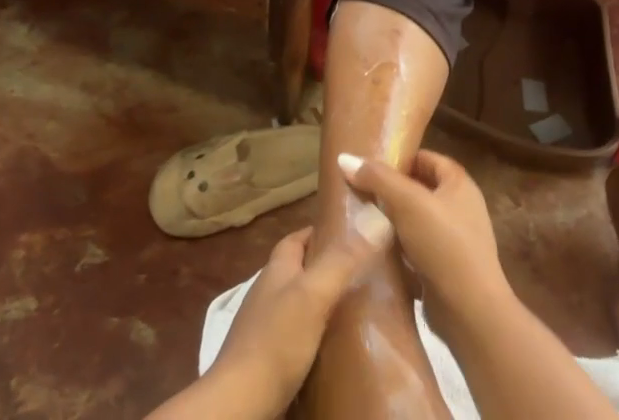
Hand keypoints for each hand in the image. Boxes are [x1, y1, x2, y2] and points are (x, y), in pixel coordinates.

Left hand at [206, 215, 393, 411]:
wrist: (242, 400)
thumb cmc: (276, 340)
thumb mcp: (313, 294)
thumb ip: (341, 260)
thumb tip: (376, 217)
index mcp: (276, 271)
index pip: (296, 239)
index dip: (320, 231)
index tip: (353, 232)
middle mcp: (269, 293)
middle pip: (299, 269)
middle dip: (328, 266)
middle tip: (366, 271)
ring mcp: (267, 325)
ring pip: (301, 302)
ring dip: (325, 300)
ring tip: (361, 306)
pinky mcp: (272, 355)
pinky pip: (300, 333)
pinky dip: (320, 331)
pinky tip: (340, 342)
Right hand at [337, 150, 510, 321]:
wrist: (469, 310)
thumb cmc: (443, 245)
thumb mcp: (407, 202)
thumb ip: (377, 178)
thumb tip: (344, 158)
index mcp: (460, 186)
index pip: (427, 159)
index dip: (401, 157)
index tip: (369, 164)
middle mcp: (461, 209)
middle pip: (419, 190)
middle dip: (390, 190)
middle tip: (358, 190)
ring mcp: (454, 241)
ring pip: (415, 221)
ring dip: (390, 221)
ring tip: (359, 218)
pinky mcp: (444, 269)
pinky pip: (415, 250)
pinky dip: (397, 248)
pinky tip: (373, 250)